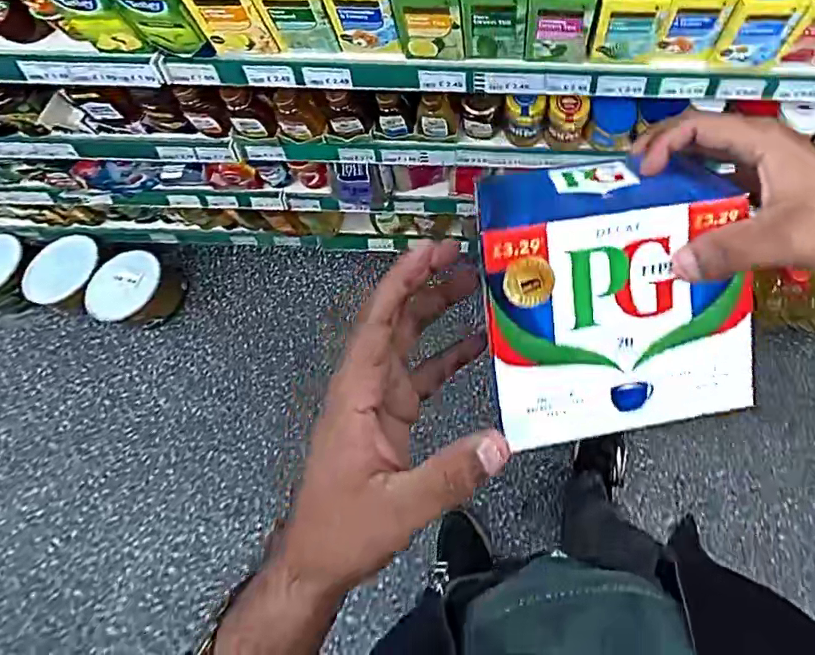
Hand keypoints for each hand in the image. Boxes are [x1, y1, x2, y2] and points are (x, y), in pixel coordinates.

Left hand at [286, 240, 509, 589]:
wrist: (314, 564)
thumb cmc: (339, 532)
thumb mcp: (397, 507)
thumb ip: (450, 475)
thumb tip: (500, 442)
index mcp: (357, 393)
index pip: (379, 321)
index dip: (403, 280)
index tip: (430, 250)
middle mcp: (367, 385)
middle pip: (398, 318)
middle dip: (427, 282)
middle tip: (463, 258)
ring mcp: (380, 397)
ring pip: (411, 338)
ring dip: (440, 309)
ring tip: (475, 286)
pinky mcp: (393, 413)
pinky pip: (425, 370)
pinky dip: (450, 353)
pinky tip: (478, 344)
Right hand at [631, 111, 814, 283]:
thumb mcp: (781, 238)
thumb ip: (727, 249)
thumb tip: (675, 264)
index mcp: (764, 140)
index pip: (700, 125)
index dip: (664, 141)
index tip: (643, 171)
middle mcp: (765, 145)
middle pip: (705, 134)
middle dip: (668, 149)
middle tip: (637, 174)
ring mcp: (773, 166)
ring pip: (718, 157)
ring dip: (686, 169)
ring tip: (658, 192)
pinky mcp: (777, 187)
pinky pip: (731, 179)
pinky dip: (707, 190)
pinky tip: (696, 213)